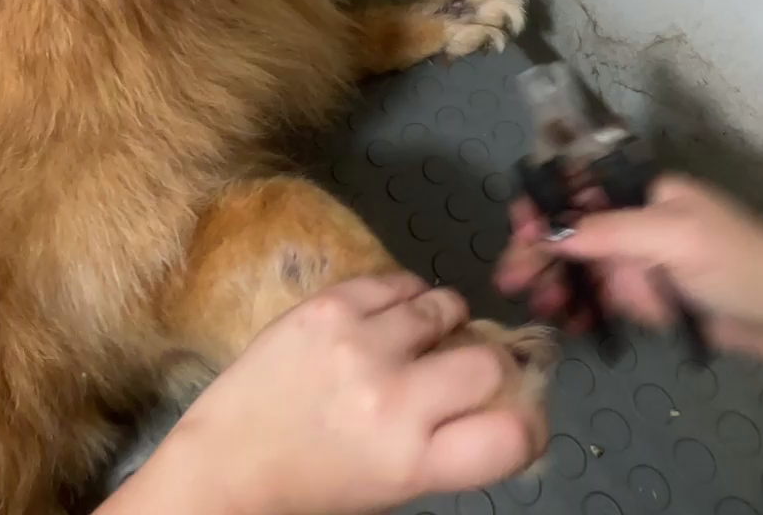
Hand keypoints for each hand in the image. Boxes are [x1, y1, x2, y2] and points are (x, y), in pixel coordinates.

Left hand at [149, 274, 546, 514]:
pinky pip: (395, 281)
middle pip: (486, 362)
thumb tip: (498, 396)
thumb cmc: (315, 480)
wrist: (232, 456)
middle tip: (466, 361)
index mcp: (413, 461)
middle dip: (488, 361)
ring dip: (446, 318)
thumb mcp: (395, 482)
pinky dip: (406, 292)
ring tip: (428, 327)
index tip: (519, 410)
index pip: (511, 436)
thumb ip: (448, 443)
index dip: (529, 421)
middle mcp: (393, 398)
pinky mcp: (329, 305)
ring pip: (442, 307)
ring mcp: (359, 343)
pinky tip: (395, 307)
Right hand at [494, 175, 762, 356]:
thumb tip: (551, 233)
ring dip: (554, 285)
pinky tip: (569, 324)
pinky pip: (600, 298)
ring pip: (579, 267)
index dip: (542, 205)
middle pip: (569, 231)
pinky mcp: (644, 295)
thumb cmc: (740, 262)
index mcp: (637, 192)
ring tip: (540, 308)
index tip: (519, 230)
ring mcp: (636, 260)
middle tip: (511, 281)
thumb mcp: (674, 237)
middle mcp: (630, 221)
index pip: (575, 189)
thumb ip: (609, 231)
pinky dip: (581, 309)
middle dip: (538, 253)